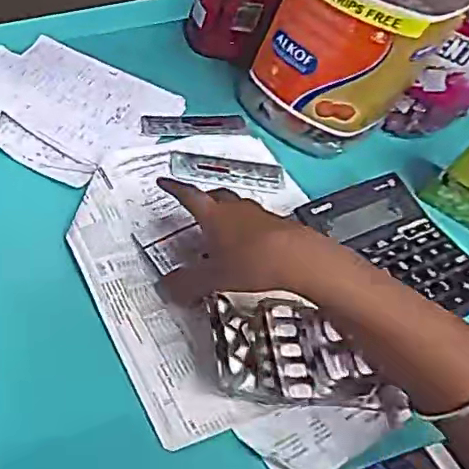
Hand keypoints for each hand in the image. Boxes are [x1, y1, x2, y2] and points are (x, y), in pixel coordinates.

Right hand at [156, 177, 343, 302]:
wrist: (302, 261)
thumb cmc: (255, 261)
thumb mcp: (212, 278)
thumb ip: (187, 283)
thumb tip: (169, 286)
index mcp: (213, 215)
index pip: (188, 196)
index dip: (174, 189)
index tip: (166, 182)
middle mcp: (236, 209)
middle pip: (216, 197)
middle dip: (204, 200)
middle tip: (195, 207)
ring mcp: (260, 216)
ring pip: (238, 209)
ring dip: (228, 216)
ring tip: (221, 233)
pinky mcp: (281, 228)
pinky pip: (258, 223)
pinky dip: (248, 232)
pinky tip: (248, 249)